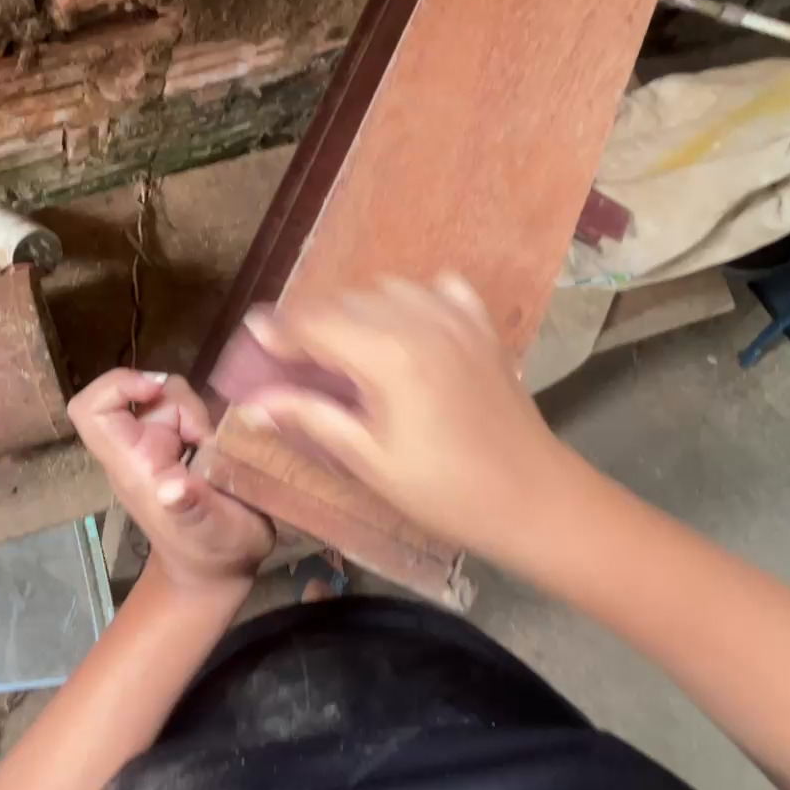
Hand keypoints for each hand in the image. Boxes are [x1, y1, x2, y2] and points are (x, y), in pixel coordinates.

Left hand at [68, 369, 274, 593]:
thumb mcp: (211, 534)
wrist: (216, 568)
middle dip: (184, 405)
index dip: (115, 386)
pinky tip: (222, 452)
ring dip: (203, 416)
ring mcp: (159, 442)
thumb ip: (192, 510)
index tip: (156, 391)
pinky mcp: (180, 441)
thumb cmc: (212, 554)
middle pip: (142, 391)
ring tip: (220, 455)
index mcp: (132, 465)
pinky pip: (192, 409)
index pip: (91, 410)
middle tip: (208, 441)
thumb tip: (172, 489)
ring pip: (173, 396)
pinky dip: (211, 422)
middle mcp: (139, 446)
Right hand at [236, 275, 594, 563]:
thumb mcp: (368, 461)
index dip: (279, 331)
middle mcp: (420, 321)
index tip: (253, 338)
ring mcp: (456, 318)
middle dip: (312, 322)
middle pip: (345, 301)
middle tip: (294, 358)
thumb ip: (310, 418)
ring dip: (356, 309)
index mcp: (388, 355)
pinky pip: (435, 289)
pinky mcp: (480, 326)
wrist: (536, 500)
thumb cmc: (446, 491)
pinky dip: (408, 300)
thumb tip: (252, 405)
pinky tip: (402, 328)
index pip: (315, 324)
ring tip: (345, 346)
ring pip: (386, 289)